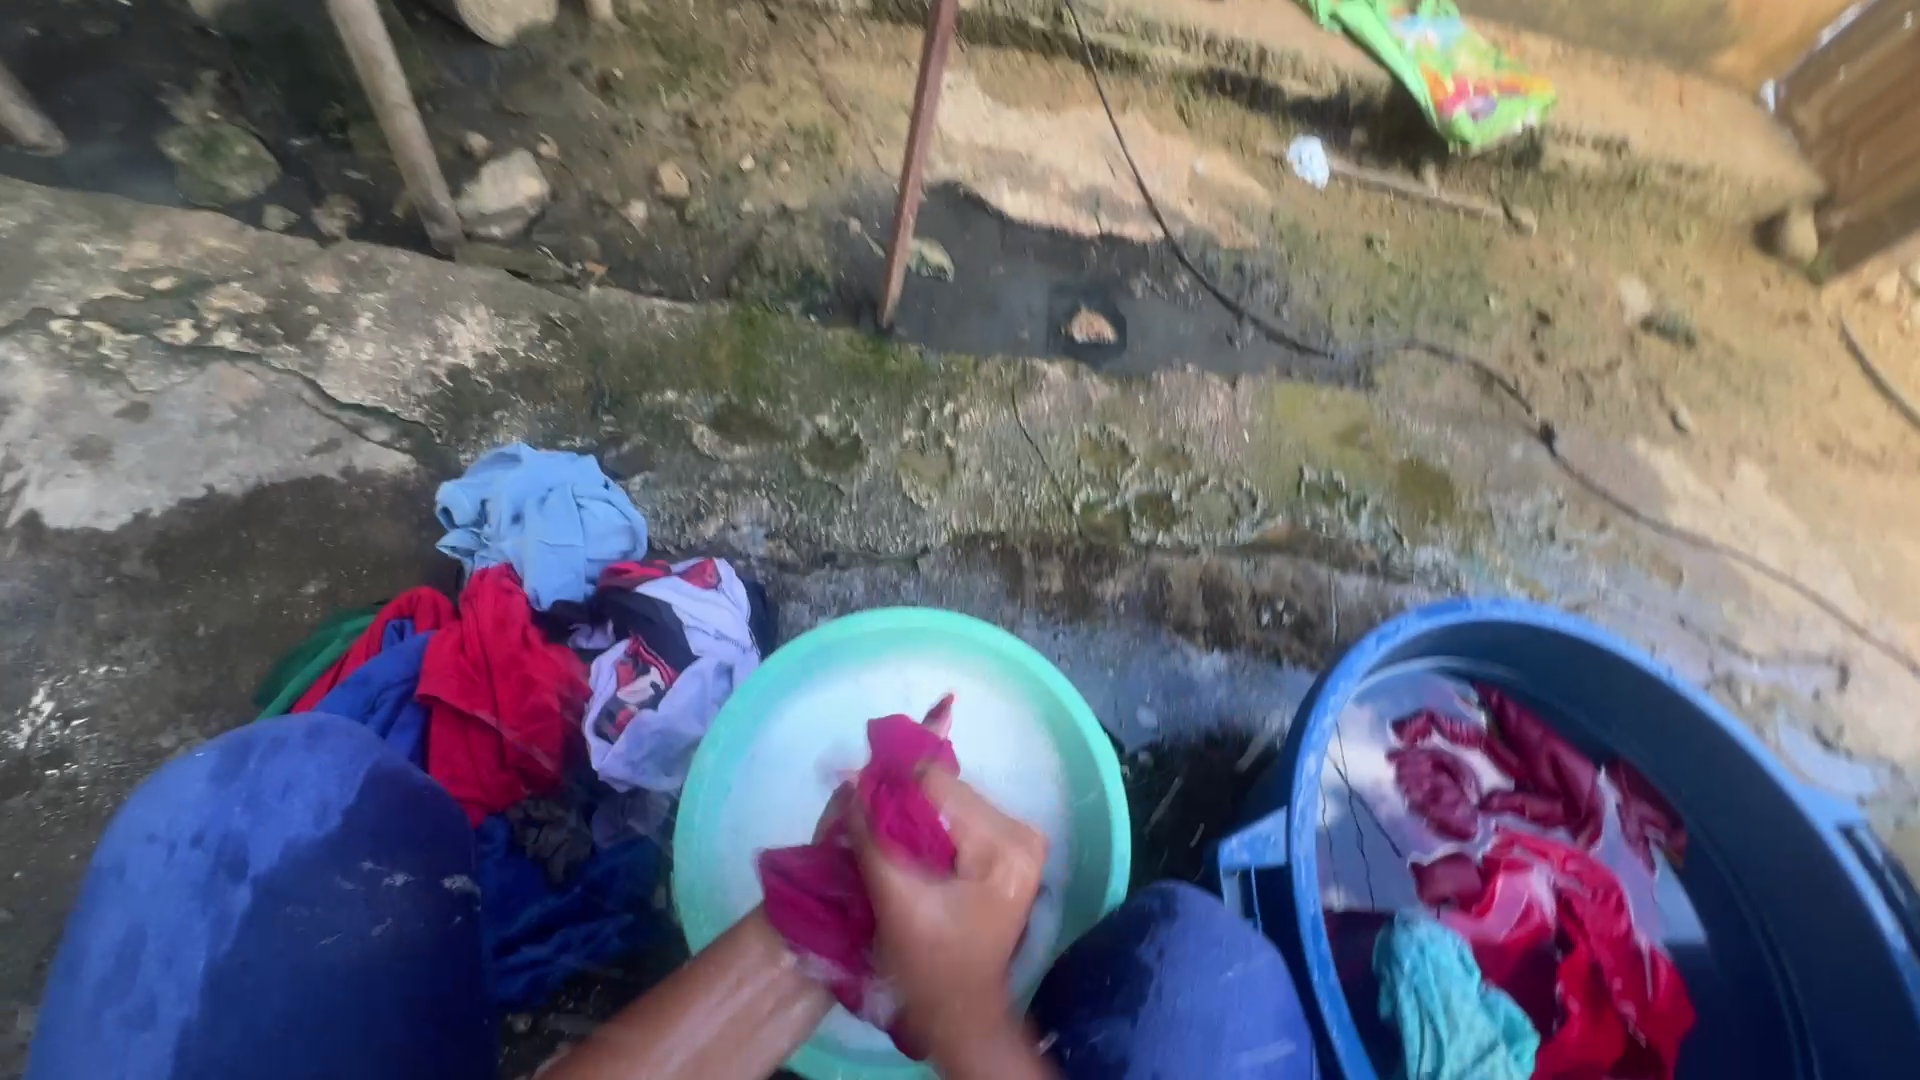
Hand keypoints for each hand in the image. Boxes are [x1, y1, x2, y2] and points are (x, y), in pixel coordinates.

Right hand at [853, 770, 1047, 1064]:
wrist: (960, 1015)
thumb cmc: (929, 970)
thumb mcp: (895, 902)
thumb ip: (872, 838)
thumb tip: (850, 780)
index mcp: (1004, 846)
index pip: (940, 786)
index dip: (893, 787)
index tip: (856, 797)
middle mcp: (1022, 832)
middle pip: (947, 791)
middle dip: (902, 802)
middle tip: (863, 817)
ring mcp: (1020, 840)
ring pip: (950, 802)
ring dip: (913, 813)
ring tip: (880, 832)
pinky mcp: (1009, 849)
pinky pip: (959, 818)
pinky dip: (929, 826)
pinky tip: (906, 844)